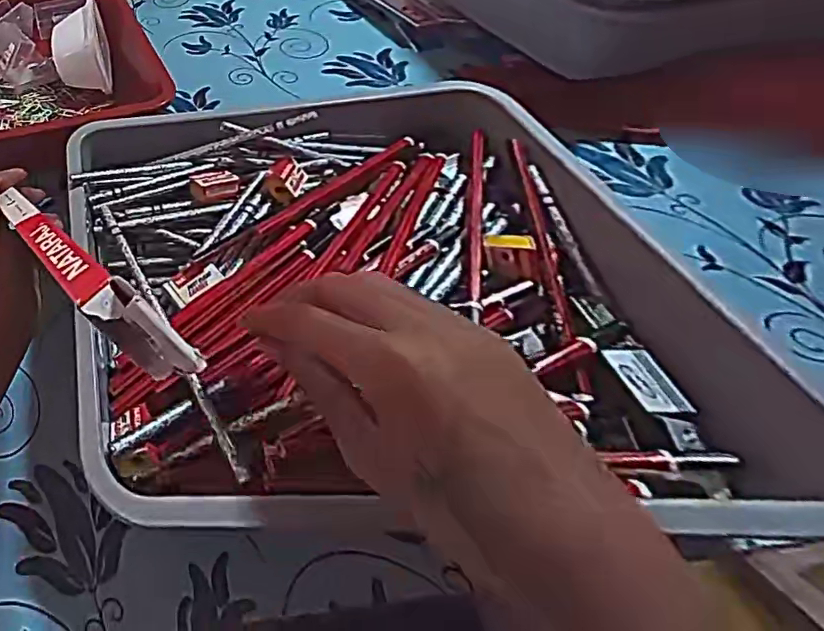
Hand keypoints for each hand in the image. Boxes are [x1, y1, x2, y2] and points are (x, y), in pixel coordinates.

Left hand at [0, 168, 44, 345]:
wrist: (4, 312)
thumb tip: (7, 177)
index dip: (9, 177)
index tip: (26, 177)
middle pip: (5, 201)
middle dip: (26, 197)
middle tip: (41, 198)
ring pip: (18, 222)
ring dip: (36, 218)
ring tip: (50, 222)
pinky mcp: (13, 266)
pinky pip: (26, 243)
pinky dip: (39, 237)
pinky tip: (51, 243)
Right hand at [245, 274, 709, 629]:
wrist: (572, 542)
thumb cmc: (473, 519)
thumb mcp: (372, 456)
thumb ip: (320, 388)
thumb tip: (282, 349)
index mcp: (393, 366)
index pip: (307, 319)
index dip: (269, 318)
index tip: (251, 324)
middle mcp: (428, 331)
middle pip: (339, 283)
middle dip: (298, 295)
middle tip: (276, 320)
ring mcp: (461, 328)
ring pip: (376, 281)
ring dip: (336, 293)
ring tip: (316, 323)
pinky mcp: (485, 336)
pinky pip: (413, 300)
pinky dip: (376, 305)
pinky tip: (367, 335)